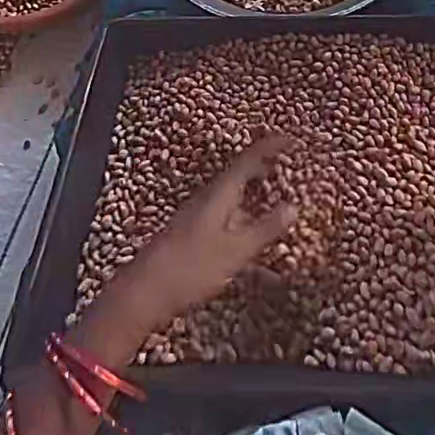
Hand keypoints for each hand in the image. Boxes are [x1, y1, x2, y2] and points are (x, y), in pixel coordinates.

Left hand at [107, 136, 298, 327]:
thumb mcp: (235, 250)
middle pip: (240, 178)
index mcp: (219, 195)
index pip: (248, 160)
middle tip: (288, 169)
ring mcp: (199, 220)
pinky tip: (263, 268)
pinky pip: (228, 228)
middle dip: (264, 171)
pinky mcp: (194, 241)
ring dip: (257, 205)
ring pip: (235, 205)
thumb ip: (265, 229)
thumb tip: (293, 207)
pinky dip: (247, 235)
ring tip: (280, 213)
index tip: (289, 139)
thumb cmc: (189, 268)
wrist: (141, 295)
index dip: (269, 147)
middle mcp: (208, 201)